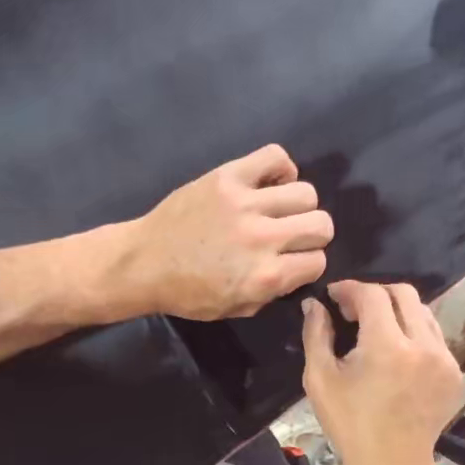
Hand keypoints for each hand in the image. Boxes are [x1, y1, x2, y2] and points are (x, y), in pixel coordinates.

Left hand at [120, 144, 332, 319]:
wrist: (144, 263)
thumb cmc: (187, 293)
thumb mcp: (236, 308)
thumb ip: (273, 292)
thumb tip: (296, 269)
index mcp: (266, 276)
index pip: (319, 261)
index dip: (308, 263)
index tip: (292, 261)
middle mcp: (263, 238)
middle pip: (321, 224)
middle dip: (311, 235)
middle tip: (289, 236)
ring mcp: (245, 203)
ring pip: (305, 192)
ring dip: (296, 205)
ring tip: (276, 210)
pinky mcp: (228, 177)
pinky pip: (275, 156)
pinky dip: (281, 167)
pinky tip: (268, 183)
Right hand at [301, 281, 461, 464]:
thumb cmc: (349, 424)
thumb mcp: (319, 379)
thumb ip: (316, 333)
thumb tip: (314, 303)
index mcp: (388, 347)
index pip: (372, 294)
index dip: (350, 289)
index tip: (333, 297)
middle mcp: (423, 345)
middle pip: (403, 293)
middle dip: (374, 294)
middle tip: (352, 311)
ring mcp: (445, 359)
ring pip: (422, 311)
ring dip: (396, 311)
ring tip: (373, 329)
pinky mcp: (454, 372)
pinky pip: (433, 335)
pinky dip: (412, 331)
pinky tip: (394, 351)